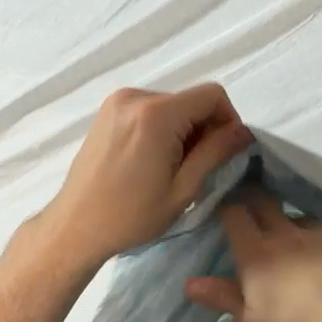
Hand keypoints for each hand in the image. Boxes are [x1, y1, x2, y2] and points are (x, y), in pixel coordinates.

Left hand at [35, 84, 252, 265]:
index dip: (229, 120)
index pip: (212, 95)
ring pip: (172, 106)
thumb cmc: (133, 215)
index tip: (224, 152)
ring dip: (184, 131)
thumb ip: (216, 152)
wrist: (77, 225)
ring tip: (172, 168)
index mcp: (156, 114)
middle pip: (191, 100)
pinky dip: (163, 129)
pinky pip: (150, 110)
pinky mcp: (107, 111)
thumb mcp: (184, 188)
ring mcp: (117, 102)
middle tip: (197, 169)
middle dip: (204, 129)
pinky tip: (153, 161)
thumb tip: (244, 131)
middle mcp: (135, 97)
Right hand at [183, 189, 321, 321]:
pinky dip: (318, 241)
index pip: (235, 215)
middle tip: (249, 206)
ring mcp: (319, 234)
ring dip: (289, 222)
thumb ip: (224, 298)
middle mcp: (286, 235)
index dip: (227, 209)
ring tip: (290, 237)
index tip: (224, 211)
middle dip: (254, 200)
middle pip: (265, 202)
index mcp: (256, 253)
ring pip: (298, 216)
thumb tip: (190, 283)